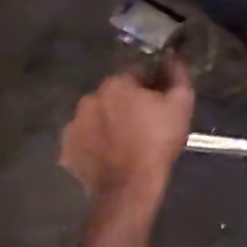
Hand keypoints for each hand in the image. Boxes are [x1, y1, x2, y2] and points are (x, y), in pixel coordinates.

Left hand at [59, 59, 194, 212]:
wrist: (129, 188)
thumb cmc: (158, 141)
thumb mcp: (181, 102)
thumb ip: (177, 73)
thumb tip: (172, 57)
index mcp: (115, 84)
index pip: (138, 74)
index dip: (152, 87)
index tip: (161, 103)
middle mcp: (88, 100)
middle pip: (115, 95)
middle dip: (129, 104)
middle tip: (147, 123)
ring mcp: (72, 127)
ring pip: (97, 116)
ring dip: (110, 122)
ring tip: (128, 142)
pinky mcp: (66, 152)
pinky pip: (85, 139)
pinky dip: (96, 143)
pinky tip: (111, 155)